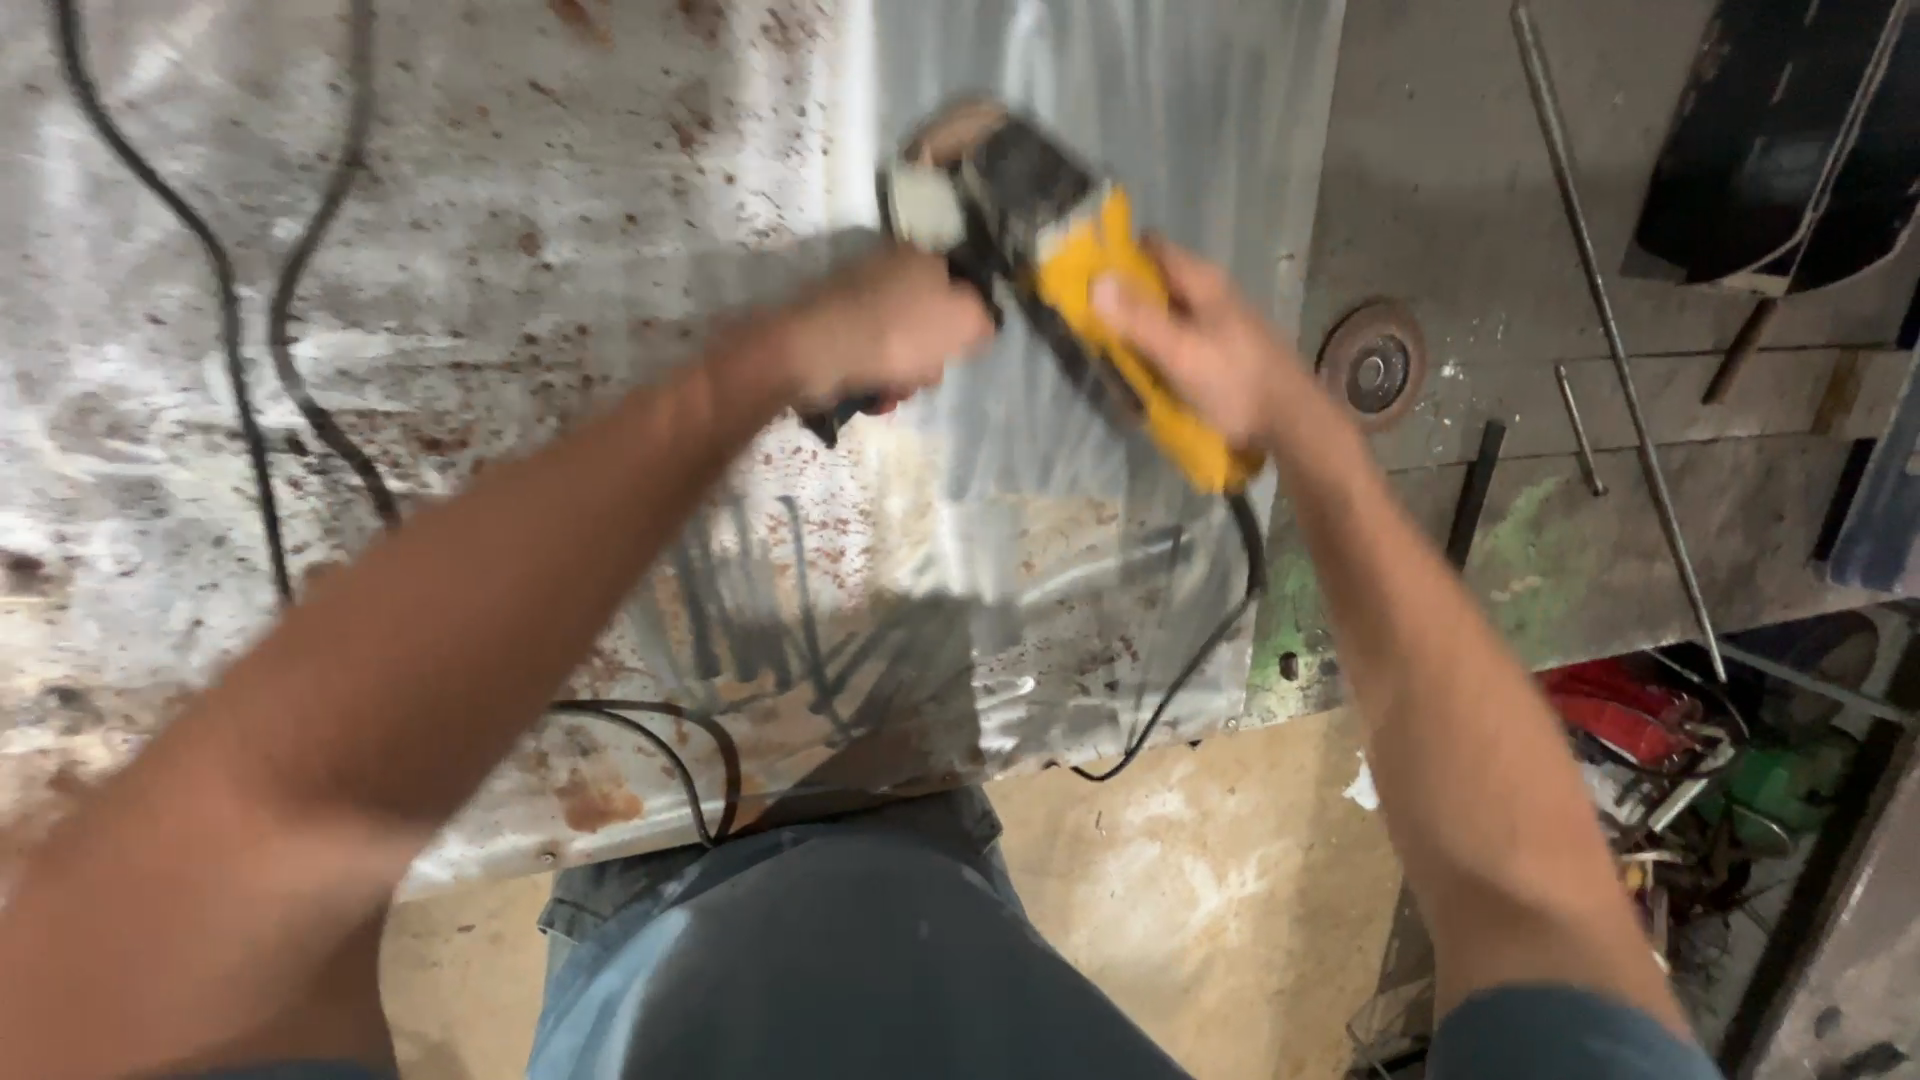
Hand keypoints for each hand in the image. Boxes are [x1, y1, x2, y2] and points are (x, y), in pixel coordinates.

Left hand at [770, 245, 994, 408]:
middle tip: (924, 377)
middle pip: (927, 324)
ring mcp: (856, 300)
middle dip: (930, 359)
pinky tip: (872, 396)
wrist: (818, 351)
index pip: (957, 287)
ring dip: (903, 378)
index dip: (963, 324)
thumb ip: (981, 320)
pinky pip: (868, 360)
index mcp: (920, 257)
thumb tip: (981, 325)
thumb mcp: (962, 321)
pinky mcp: (833, 330)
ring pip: (899, 348)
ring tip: (892, 392)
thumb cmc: (898, 333)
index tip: (959, 352)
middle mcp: (887, 271)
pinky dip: (874, 381)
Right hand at [1091, 236, 1316, 446]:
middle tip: (1088, 327)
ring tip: (1109, 358)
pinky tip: (1143, 378)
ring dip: (1136, 334)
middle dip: (1121, 302)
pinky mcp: (1218, 354)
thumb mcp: (1181, 351)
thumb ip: (1139, 319)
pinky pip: (1175, 344)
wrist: (1289, 422)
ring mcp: (1215, 326)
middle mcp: (1209, 296)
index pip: (1151, 248)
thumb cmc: (1235, 381)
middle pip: (1154, 284)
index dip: (1117, 255)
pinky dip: (1155, 355)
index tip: (1083, 277)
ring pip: (1163, 317)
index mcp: (1202, 282)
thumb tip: (1094, 280)